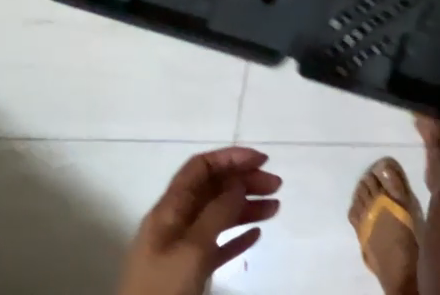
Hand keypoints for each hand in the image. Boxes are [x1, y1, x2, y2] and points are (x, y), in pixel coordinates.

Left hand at [117, 147, 281, 294]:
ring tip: (275, 209)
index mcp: (169, 210)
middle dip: (245, 181)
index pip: (200, 168)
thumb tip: (238, 183)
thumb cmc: (163, 288)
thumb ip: (217, 212)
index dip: (231, 158)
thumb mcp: (192, 248)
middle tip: (276, 186)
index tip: (262, 161)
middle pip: (213, 189)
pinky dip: (237, 236)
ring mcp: (181, 248)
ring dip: (247, 207)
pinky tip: (256, 236)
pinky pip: (217, 244)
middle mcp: (175, 223)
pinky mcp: (189, 271)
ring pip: (218, 215)